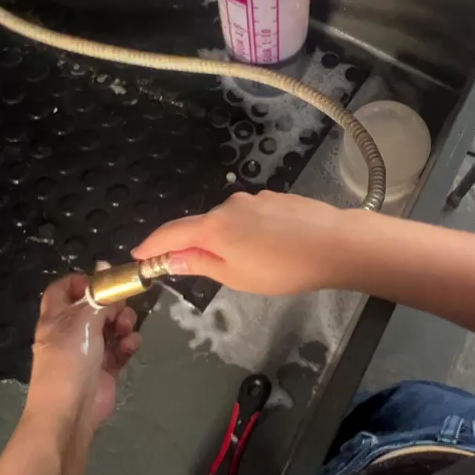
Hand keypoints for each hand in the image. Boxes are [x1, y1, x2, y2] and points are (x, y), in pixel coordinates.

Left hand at [22, 273, 141, 436]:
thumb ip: (99, 294)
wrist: (70, 413)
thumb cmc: (69, 362)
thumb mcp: (83, 321)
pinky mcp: (107, 365)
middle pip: (96, 305)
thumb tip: (105, 265)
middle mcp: (72, 330)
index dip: (81, 281)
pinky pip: (122, 345)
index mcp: (57, 317)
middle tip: (122, 308)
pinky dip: (129, 344)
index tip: (103, 282)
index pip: (63, 289)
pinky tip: (129, 349)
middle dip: (114, 303)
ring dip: (125, 323)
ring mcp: (90, 348)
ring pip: (113, 324)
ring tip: (127, 331)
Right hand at [131, 191, 360, 296]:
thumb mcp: (234, 276)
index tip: (139, 255)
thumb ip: (199, 264)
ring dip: (229, 239)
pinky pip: (254, 216)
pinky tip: (272, 248)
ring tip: (250, 264)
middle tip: (202, 270)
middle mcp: (231, 204)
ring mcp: (257, 198)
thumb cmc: (282, 268)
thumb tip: (171, 258)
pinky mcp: (279, 198)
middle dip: (197, 246)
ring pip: (231, 221)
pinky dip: (251, 232)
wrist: (335, 244)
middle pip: (202, 225)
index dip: (152, 245)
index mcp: (214, 225)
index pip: (170, 232)